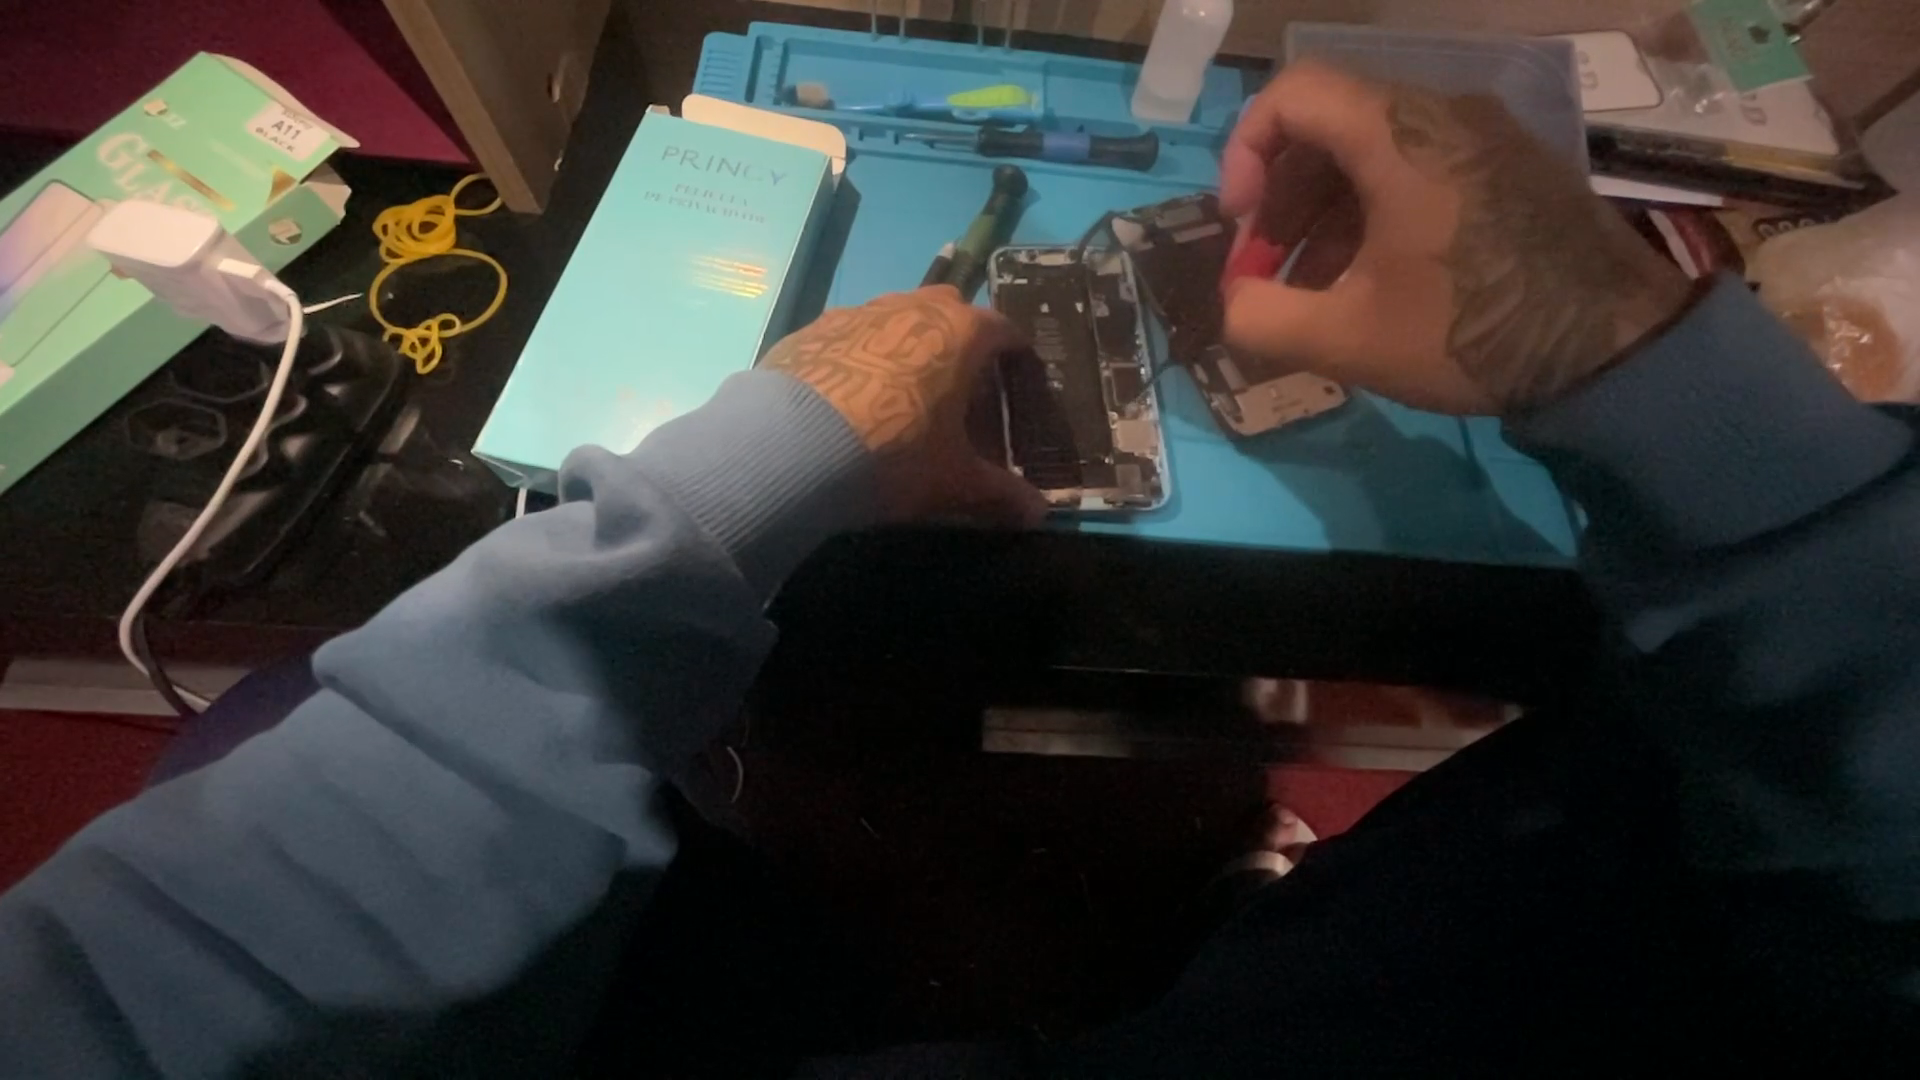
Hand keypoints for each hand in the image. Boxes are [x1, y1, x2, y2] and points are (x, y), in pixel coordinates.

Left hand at [760, 286, 1044, 524]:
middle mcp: (912, 309)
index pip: (1003, 330)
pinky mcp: (812, 329)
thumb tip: (1039, 514)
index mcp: (960, 334)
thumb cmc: (895, 455)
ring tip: (902, 389)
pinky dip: (861, 355)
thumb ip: (1001, 493)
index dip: (1014, 354)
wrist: (793, 448)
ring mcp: (857, 312)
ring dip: (908, 342)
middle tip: (960, 383)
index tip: (1016, 377)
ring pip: (896, 316)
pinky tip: (850, 395)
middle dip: (961, 339)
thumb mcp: (953, 481)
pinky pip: (850, 335)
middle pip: (950, 310)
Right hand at [1219, 63, 1691, 415]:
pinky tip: (1354, 283)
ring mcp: (1478, 141)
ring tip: (1300, 290)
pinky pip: (1407, 174)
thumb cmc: (1467, 333)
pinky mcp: (1499, 171)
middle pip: (1324, 129)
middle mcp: (1441, 117)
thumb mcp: (1342, 339)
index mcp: (1400, 139)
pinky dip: (1360, 219)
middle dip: (1275, 201)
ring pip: (1363, 156)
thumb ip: (1259, 319)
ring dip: (1313, 219)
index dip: (1244, 152)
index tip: (1238, 223)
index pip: (1293, 95)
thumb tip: (1230, 302)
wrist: (1611, 350)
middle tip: (1259, 270)